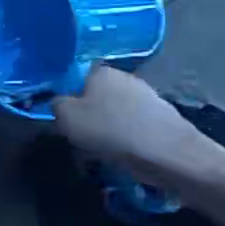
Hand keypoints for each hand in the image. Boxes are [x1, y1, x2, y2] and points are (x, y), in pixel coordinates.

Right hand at [52, 66, 224, 185]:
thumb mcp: (64, 115)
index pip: (75, 76)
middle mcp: (127, 78)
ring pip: (114, 110)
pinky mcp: (163, 118)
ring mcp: (149, 97)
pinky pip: (132, 123)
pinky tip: (119, 149)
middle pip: (96, 93)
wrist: (169, 154)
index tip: (59, 112)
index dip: (64, 93)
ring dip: (105, 124)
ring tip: (97, 145)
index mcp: (102, 72)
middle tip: (75, 130)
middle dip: (86, 109)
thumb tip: (60, 101)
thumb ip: (56, 103)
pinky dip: (124, 134)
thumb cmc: (109, 129)